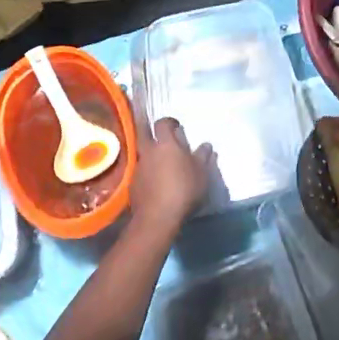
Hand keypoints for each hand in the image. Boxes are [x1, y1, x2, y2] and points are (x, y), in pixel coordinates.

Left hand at [129, 118, 214, 236]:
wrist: (158, 217)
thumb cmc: (184, 189)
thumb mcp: (202, 173)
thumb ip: (203, 157)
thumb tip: (206, 145)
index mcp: (166, 144)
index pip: (162, 123)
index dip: (168, 122)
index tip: (176, 127)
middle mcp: (148, 151)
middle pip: (143, 132)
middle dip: (150, 130)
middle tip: (161, 138)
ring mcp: (138, 167)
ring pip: (141, 152)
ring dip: (149, 153)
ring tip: (160, 162)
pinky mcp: (132, 183)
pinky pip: (139, 170)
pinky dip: (146, 171)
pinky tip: (154, 181)